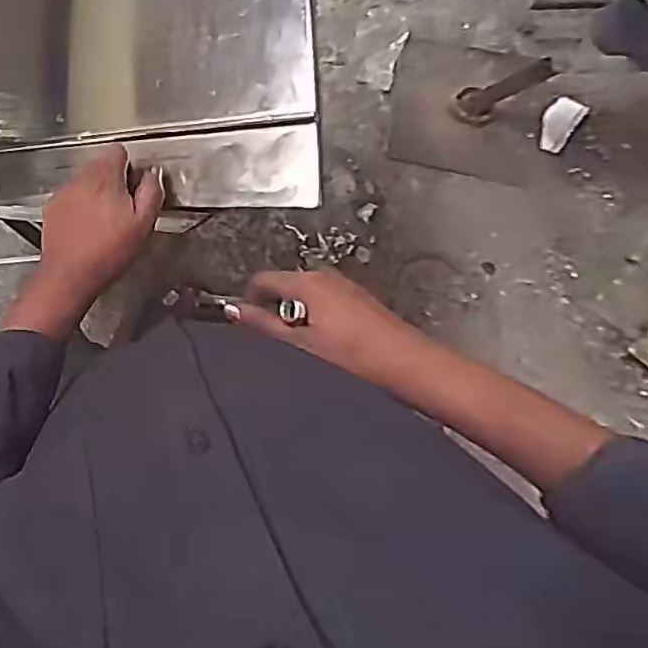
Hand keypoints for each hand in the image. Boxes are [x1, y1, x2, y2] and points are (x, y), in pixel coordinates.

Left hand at [39, 144, 163, 300]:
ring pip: (84, 181)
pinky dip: (78, 205)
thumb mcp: (143, 223)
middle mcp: (81, 179)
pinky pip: (70, 197)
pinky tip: (86, 226)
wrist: (70, 274)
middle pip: (99, 164)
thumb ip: (151, 192)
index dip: (129, 164)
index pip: (117, 151)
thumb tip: (152, 175)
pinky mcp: (53, 207)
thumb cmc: (108, 251)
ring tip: (104, 220)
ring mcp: (64, 192)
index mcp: (105, 177)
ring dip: (95, 192)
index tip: (134, 183)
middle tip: (123, 205)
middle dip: (113, 179)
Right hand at [224, 269, 422, 370]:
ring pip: (306, 298)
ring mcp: (346, 288)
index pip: (261, 280)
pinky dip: (321, 322)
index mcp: (307, 282)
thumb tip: (233, 310)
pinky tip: (334, 349)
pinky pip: (327, 305)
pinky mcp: (362, 302)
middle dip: (276, 312)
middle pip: (284, 288)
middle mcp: (326, 277)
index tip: (248, 324)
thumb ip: (261, 324)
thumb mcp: (298, 344)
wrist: (413, 370)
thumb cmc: (359, 359)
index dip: (249, 302)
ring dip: (299, 319)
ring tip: (311, 350)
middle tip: (282, 344)